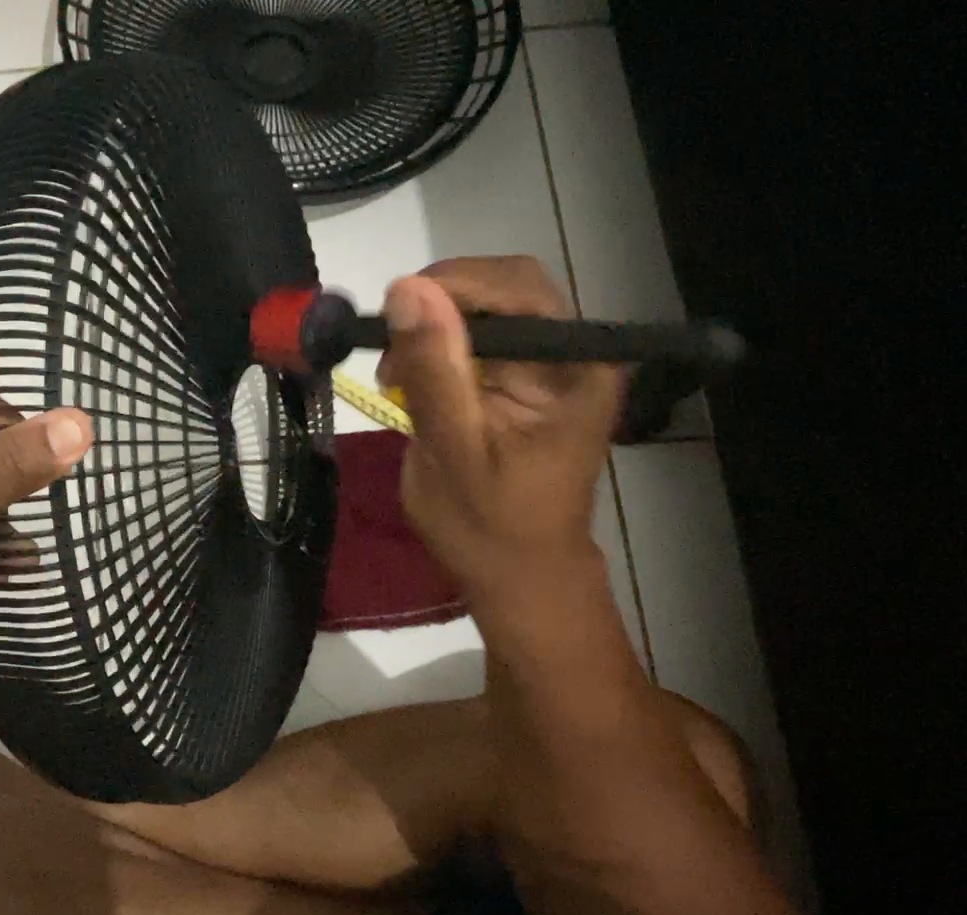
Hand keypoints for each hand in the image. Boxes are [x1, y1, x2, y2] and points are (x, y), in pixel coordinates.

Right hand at [376, 257, 622, 599]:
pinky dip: (438, 353)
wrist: (517, 576)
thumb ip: (435, 373)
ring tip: (395, 376)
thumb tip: (406, 290)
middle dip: (439, 308)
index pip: (517, 288)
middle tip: (389, 355)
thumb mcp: (453, 452)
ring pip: (488, 311)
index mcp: (577, 367)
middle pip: (506, 290)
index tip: (392, 317)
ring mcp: (551, 367)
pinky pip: (480, 342)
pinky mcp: (526, 382)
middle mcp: (574, 354)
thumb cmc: (488, 527)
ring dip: (433, 331)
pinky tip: (413, 383)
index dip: (452, 285)